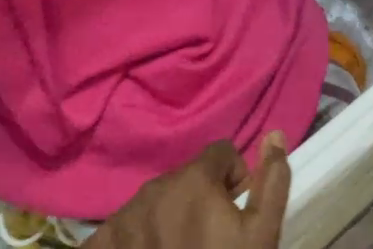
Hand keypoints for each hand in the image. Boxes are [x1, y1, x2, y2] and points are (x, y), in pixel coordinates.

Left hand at [86, 133, 290, 248]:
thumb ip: (273, 181)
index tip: (233, 214)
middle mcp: (154, 187)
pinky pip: (122, 230)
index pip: (221, 154)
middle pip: (186, 180)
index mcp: (194, 178)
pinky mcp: (98, 245)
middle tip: (205, 243)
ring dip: (168, 221)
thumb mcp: (260, 236)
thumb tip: (274, 135)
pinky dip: (134, 243)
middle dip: (199, 202)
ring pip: (155, 204)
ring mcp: (121, 217)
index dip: (234, 180)